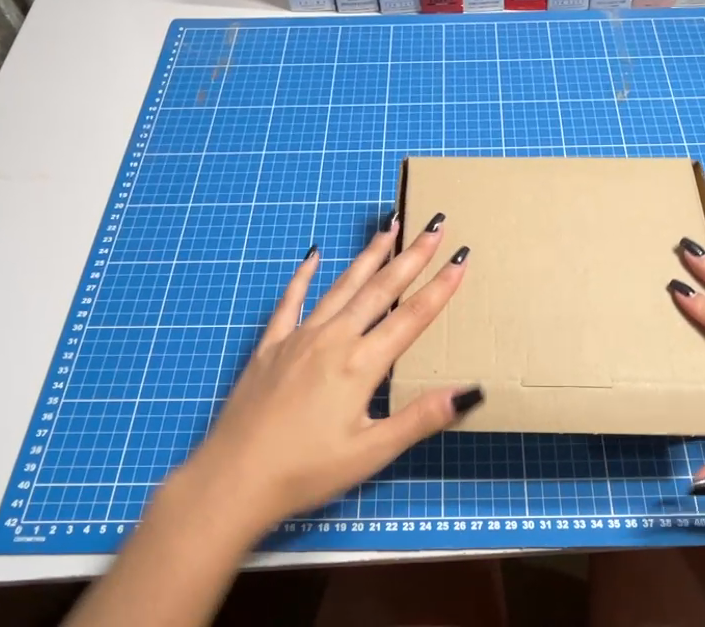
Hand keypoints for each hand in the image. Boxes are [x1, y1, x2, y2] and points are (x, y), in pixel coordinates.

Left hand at [170, 218, 478, 534]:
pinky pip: (291, 300)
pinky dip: (304, 275)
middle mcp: (333, 339)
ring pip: (342, 286)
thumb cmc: (307, 472)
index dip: (440, 287)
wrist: (234, 478)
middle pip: (381, 289)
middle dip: (411, 256)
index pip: (412, 317)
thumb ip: (420, 418)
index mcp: (362, 364)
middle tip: (434, 226)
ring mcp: (299, 337)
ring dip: (369, 256)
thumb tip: (470, 391)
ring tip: (389, 228)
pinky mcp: (271, 344)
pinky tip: (313, 254)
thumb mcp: (371, 452)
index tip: (461, 258)